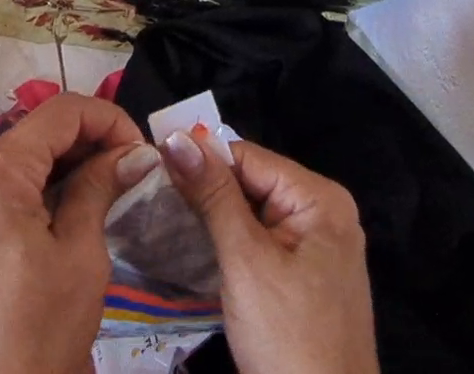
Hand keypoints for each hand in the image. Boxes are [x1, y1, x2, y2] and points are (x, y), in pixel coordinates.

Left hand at [0, 93, 161, 373]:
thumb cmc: (34, 337)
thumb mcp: (81, 259)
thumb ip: (99, 190)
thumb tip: (131, 154)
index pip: (60, 113)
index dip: (108, 120)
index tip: (138, 151)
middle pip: (32, 135)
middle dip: (84, 146)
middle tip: (126, 175)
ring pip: (9, 163)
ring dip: (55, 170)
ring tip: (96, 197)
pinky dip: (24, 194)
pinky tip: (53, 221)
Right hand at [163, 129, 378, 373]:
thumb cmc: (287, 336)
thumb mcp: (245, 260)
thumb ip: (212, 195)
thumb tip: (178, 138)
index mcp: (320, 198)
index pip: (248, 157)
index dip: (201, 158)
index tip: (151, 163)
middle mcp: (323, 211)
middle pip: (251, 181)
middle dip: (205, 189)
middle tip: (151, 194)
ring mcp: (315, 246)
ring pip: (252, 211)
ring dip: (212, 215)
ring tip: (163, 215)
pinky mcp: (303, 275)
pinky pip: (260, 239)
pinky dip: (229, 241)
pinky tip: (194, 245)